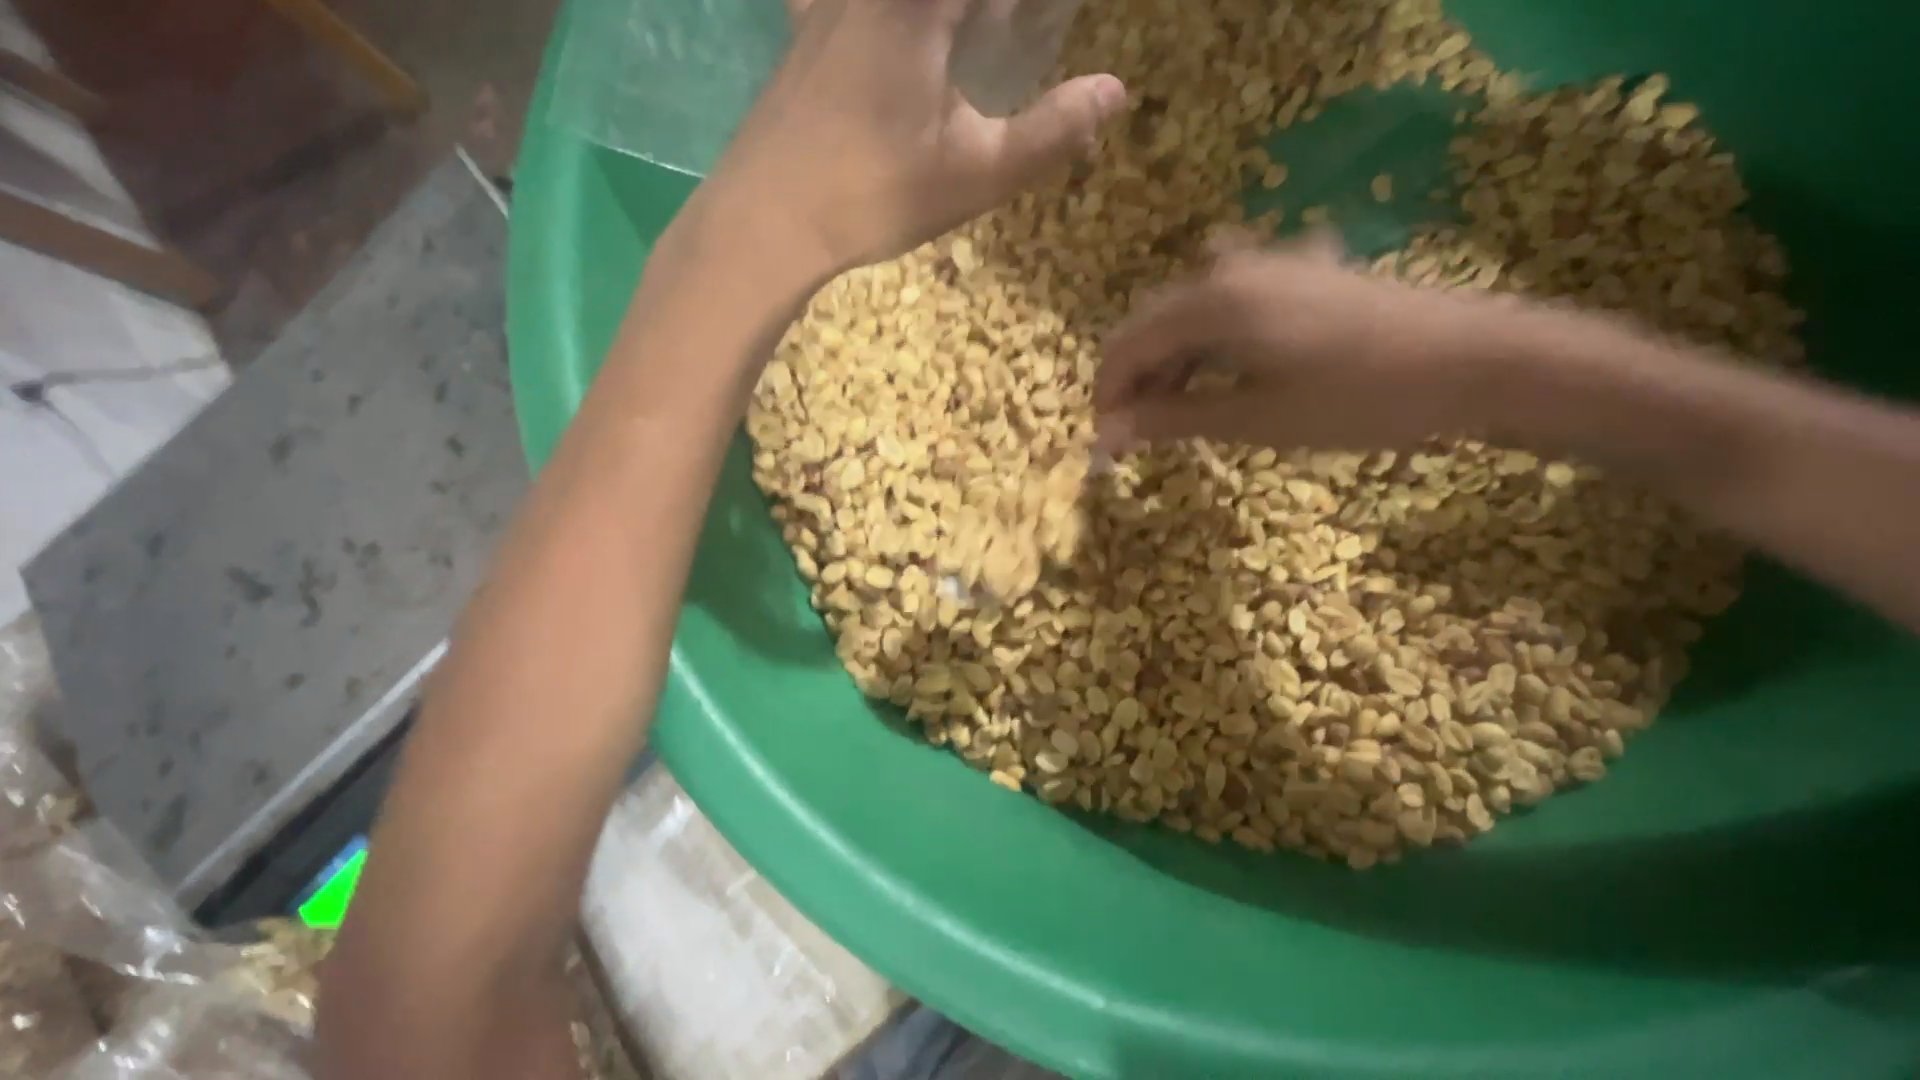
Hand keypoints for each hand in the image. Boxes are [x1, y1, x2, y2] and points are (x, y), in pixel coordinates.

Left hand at [696, 0, 1124, 277]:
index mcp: (918, 4)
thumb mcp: (976, 173)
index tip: (1043, 31)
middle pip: (951, 0)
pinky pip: (858, 11)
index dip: (1027, 12)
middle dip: (995, 19)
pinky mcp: (806, 33)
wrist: (764, 221)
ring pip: (906, 5)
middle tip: (1019, 42)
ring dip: (951, 22)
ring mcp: (830, 6)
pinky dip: (898, 29)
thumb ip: (1052, 132)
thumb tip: (1116, 92)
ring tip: (974, 49)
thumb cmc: (873, 196)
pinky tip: (903, 65)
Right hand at [1094, 236, 1531, 452]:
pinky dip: (1211, 346)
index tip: (1108, 444)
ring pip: (1189, 316)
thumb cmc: (1357, 397)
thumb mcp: (1255, 418)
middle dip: (1137, 381)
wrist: (1471, 359)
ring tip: (1185, 417)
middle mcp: (1227, 269)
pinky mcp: (1297, 273)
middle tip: (1143, 439)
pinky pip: (1229, 307)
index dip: (1107, 395)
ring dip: (1173, 366)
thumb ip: (1172, 420)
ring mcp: (1266, 264)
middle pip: (1151, 324)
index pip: (1125, 344)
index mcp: (1210, 301)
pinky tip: (1229, 377)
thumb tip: (1106, 435)